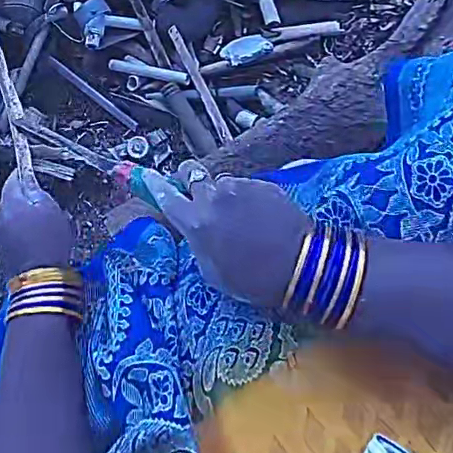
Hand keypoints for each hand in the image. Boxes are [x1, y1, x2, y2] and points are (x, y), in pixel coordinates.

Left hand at [0, 171, 74, 273]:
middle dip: (25, 194)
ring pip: (11, 211)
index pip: (13, 177)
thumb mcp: (51, 208)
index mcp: (10, 200)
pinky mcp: (3, 244)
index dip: (25, 172)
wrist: (41, 275)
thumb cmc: (49, 239)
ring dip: (23, 211)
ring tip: (43, 219)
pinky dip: (21, 225)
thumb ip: (36, 190)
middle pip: (11, 194)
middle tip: (44, 199)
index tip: (35, 172)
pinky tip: (36, 233)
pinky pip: (12, 226)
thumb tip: (28, 180)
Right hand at [160, 171, 310, 308]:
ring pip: (220, 182)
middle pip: (189, 172)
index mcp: (195, 221)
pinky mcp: (262, 184)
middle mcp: (212, 197)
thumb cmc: (257, 280)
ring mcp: (239, 187)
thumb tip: (194, 233)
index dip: (152, 183)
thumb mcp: (213, 272)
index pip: (164, 194)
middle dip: (188, 178)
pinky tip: (259, 217)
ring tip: (238, 215)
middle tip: (195, 192)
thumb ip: (197, 244)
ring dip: (223, 193)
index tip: (145, 175)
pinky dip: (247, 197)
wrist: (306, 267)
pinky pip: (246, 186)